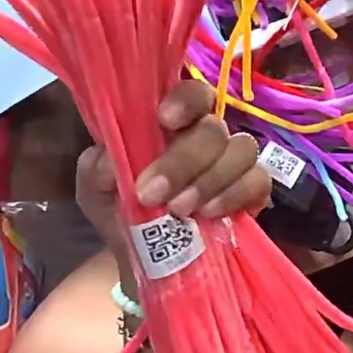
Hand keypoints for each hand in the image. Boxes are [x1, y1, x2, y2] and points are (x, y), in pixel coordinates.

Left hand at [74, 81, 271, 251]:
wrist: (145, 259)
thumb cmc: (122, 210)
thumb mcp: (96, 191)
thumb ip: (96, 170)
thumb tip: (111, 163)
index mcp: (173, 123)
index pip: (192, 93)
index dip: (185, 100)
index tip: (164, 120)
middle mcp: (208, 135)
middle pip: (213, 127)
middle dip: (184, 161)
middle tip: (152, 194)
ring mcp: (235, 160)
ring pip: (241, 150)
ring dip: (208, 180)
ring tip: (179, 210)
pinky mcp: (254, 189)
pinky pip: (257, 180)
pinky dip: (233, 195)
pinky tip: (208, 214)